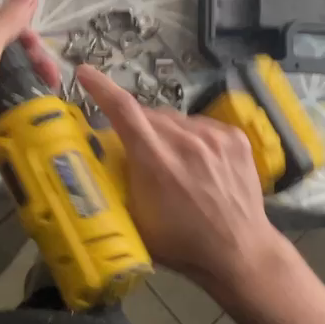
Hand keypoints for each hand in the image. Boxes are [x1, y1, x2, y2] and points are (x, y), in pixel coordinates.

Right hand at [76, 65, 283, 293]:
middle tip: (137, 153)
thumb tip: (98, 157)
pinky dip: (192, 137)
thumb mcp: (133, 219)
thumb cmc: (180, 243)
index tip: (85, 73)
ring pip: (175, 120)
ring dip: (165, 133)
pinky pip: (200, 126)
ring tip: (172, 163)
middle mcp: (185, 140)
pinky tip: (197, 163)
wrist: (239, 250)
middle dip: (137, 127)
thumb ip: (115, 183)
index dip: (101, 87)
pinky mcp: (235, 138)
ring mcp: (214, 137)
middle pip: (148, 115)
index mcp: (155, 160)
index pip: (122, 110)